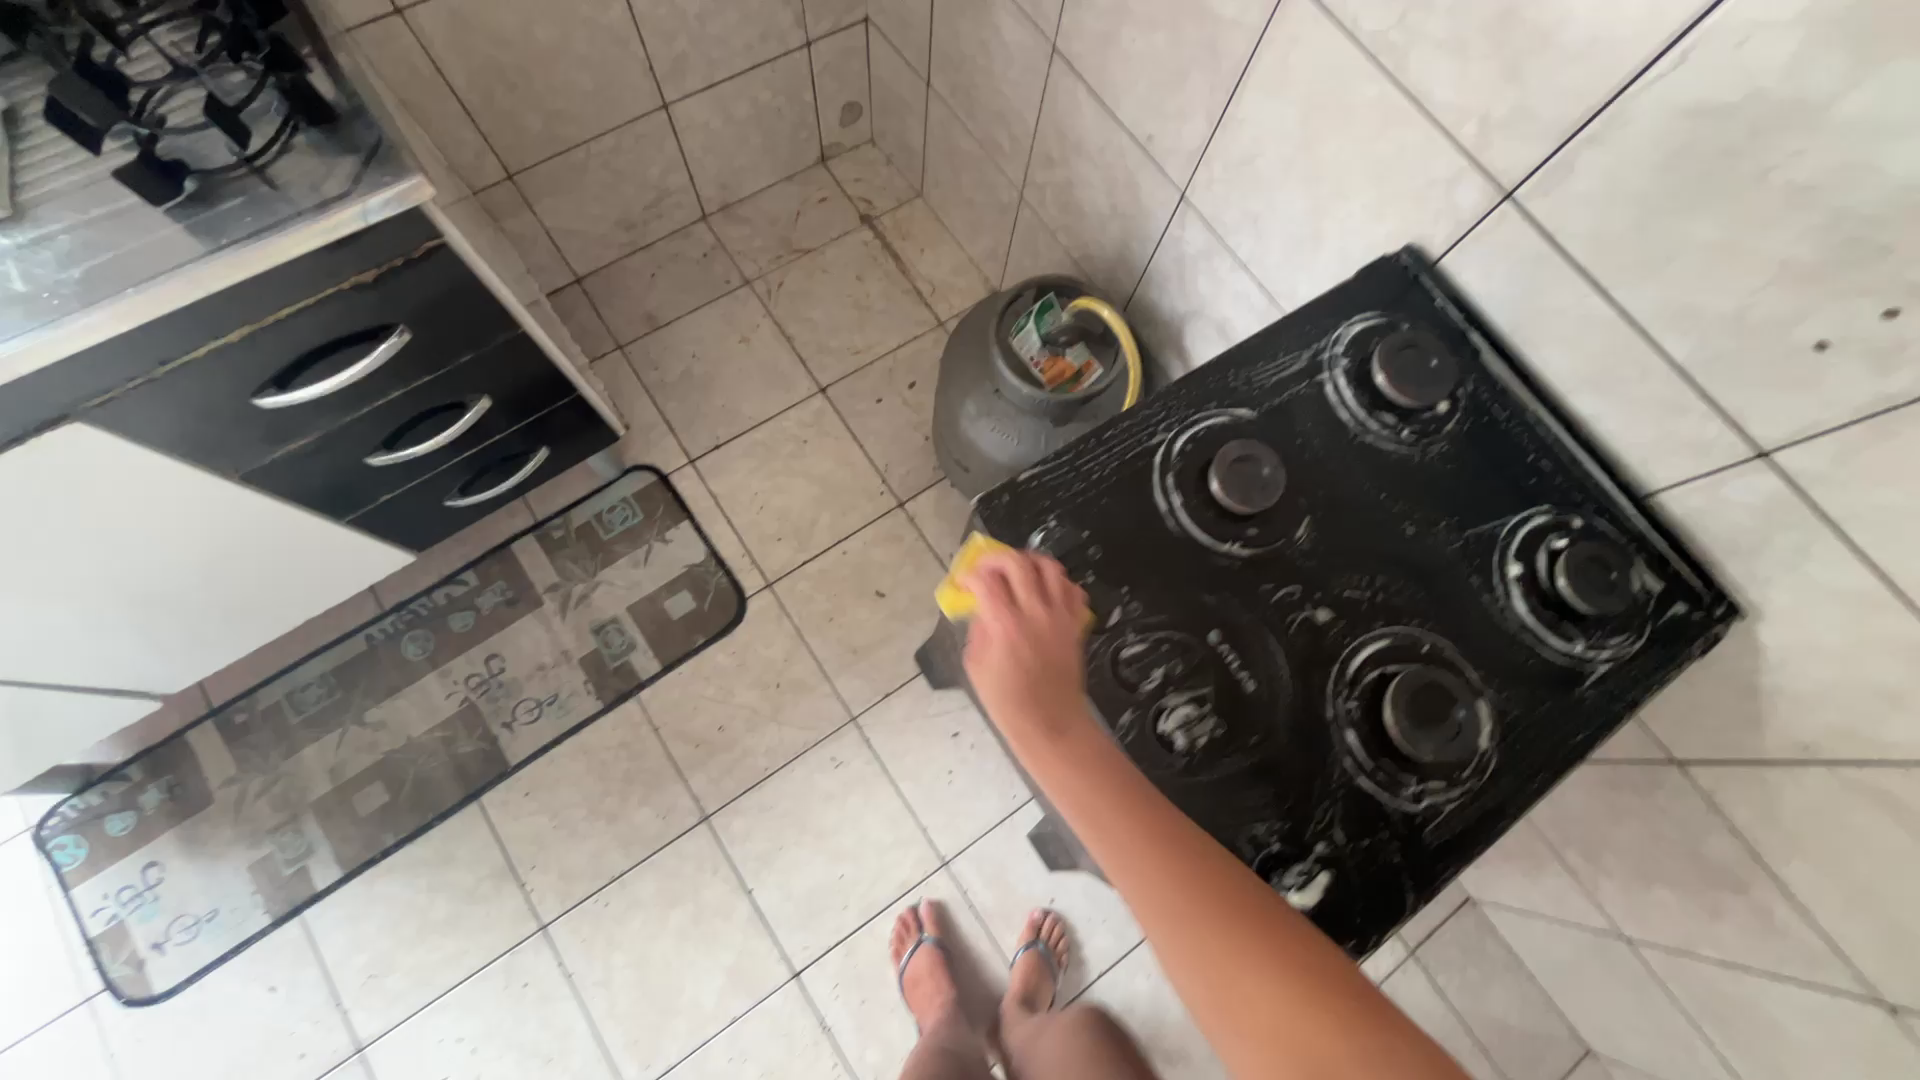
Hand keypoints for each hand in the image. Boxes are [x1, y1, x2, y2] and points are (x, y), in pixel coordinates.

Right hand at [961, 550, 1095, 743]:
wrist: (1051, 722)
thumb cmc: (1007, 702)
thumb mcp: (976, 666)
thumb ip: (978, 630)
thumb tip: (981, 608)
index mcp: (1005, 625)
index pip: (985, 579)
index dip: (970, 574)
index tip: (964, 582)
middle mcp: (1035, 612)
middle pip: (1017, 562)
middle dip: (996, 558)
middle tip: (987, 569)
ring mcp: (1060, 616)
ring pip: (1050, 567)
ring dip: (1030, 563)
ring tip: (1018, 573)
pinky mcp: (1076, 624)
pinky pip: (1072, 590)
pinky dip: (1058, 584)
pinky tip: (1045, 594)